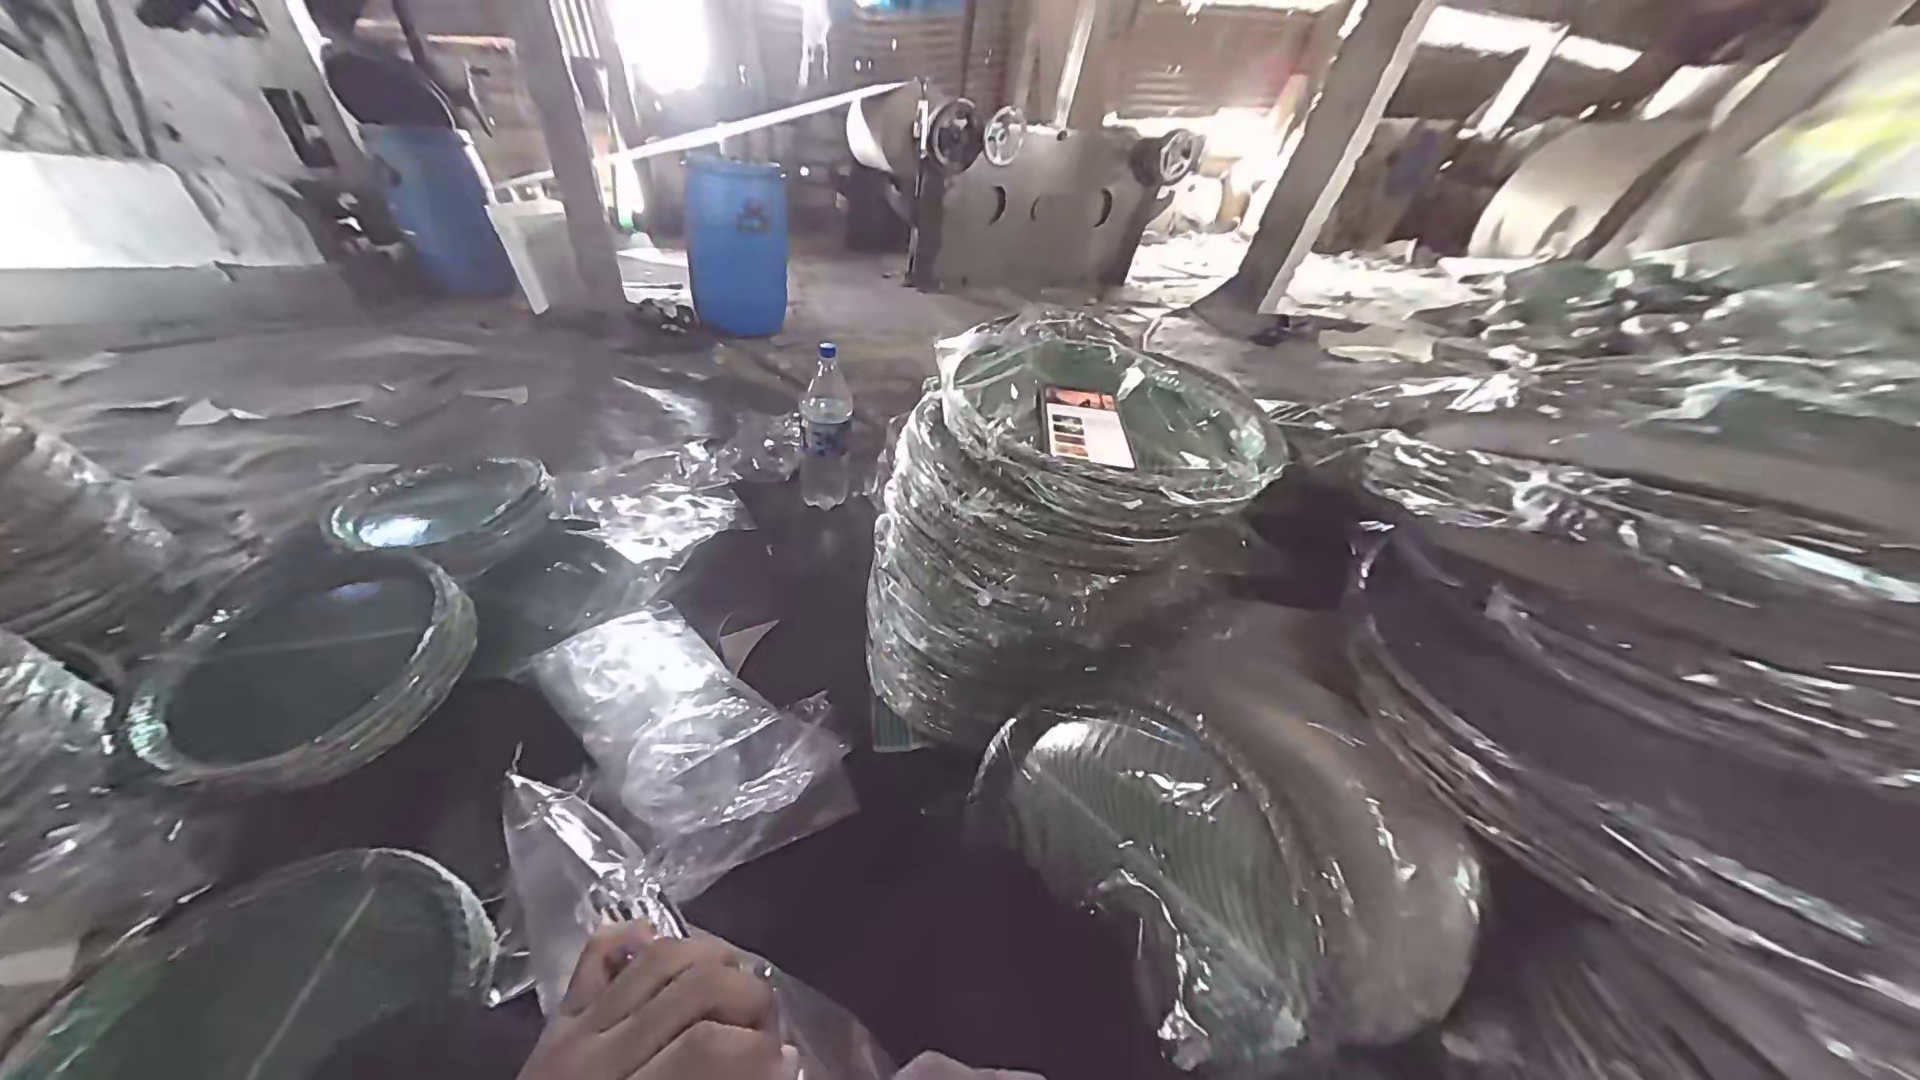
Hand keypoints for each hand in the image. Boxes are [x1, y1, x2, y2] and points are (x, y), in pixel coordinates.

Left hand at [516, 923, 787, 1079]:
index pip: (705, 1049)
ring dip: (714, 956)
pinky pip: (595, 955)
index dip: (760, 1050)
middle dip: (750, 996)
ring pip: (659, 956)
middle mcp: (594, 1060)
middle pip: (694, 988)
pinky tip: (662, 941)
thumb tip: (784, 1065)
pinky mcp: (557, 1020)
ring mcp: (571, 1032)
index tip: (786, 1063)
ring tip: (734, 982)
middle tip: (766, 1026)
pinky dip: (632, 936)